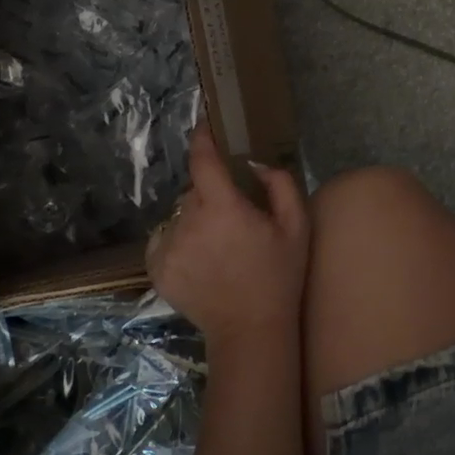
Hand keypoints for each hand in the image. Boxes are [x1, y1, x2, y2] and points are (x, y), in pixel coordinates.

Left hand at [146, 127, 309, 347]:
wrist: (250, 330)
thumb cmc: (280, 275)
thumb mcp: (297, 226)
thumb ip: (280, 184)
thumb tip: (255, 164)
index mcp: (223, 209)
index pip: (203, 160)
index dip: (203, 138)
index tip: (205, 124)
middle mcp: (189, 223)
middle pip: (194, 190)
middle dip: (212, 192)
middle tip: (236, 213)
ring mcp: (169, 248)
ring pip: (180, 215)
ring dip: (197, 218)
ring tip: (221, 243)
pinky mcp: (157, 269)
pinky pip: (165, 238)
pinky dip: (180, 239)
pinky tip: (202, 257)